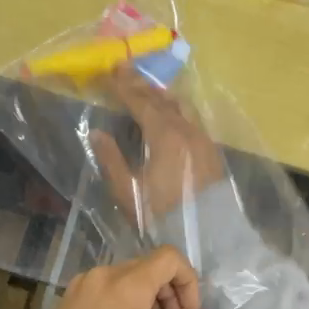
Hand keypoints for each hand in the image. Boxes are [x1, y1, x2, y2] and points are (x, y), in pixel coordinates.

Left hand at [52, 246, 210, 308]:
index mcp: (128, 287)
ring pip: (128, 276)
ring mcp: (85, 281)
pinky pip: (107, 285)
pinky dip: (124, 300)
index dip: (188, 281)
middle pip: (150, 268)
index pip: (169, 258)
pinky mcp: (70, 293)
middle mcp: (106, 274)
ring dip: (147, 299)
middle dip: (169, 296)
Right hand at [90, 69, 225, 230]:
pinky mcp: (212, 150)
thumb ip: (112, 160)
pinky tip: (171, 111)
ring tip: (147, 86)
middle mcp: (186, 129)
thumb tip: (97, 132)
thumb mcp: (129, 193)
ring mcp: (202, 138)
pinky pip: (191, 118)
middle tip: (125, 69)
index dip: (125, 86)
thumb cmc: (164, 217)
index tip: (112, 70)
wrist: (210, 239)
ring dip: (161, 94)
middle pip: (161, 100)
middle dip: (141, 84)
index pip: (141, 102)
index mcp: (165, 135)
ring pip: (180, 106)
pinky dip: (176, 108)